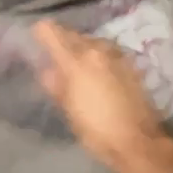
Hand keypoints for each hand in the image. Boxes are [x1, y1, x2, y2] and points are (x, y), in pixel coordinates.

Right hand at [33, 20, 170, 169]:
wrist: (137, 140)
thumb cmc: (97, 130)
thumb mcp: (69, 110)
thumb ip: (57, 85)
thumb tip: (47, 71)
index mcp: (77, 60)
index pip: (53, 33)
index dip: (41, 32)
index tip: (35, 34)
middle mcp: (97, 50)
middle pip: (73, 35)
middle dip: (62, 40)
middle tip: (54, 54)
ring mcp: (116, 54)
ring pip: (91, 41)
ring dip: (81, 48)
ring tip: (75, 64)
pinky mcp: (130, 63)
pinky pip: (106, 51)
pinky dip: (97, 56)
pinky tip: (96, 71)